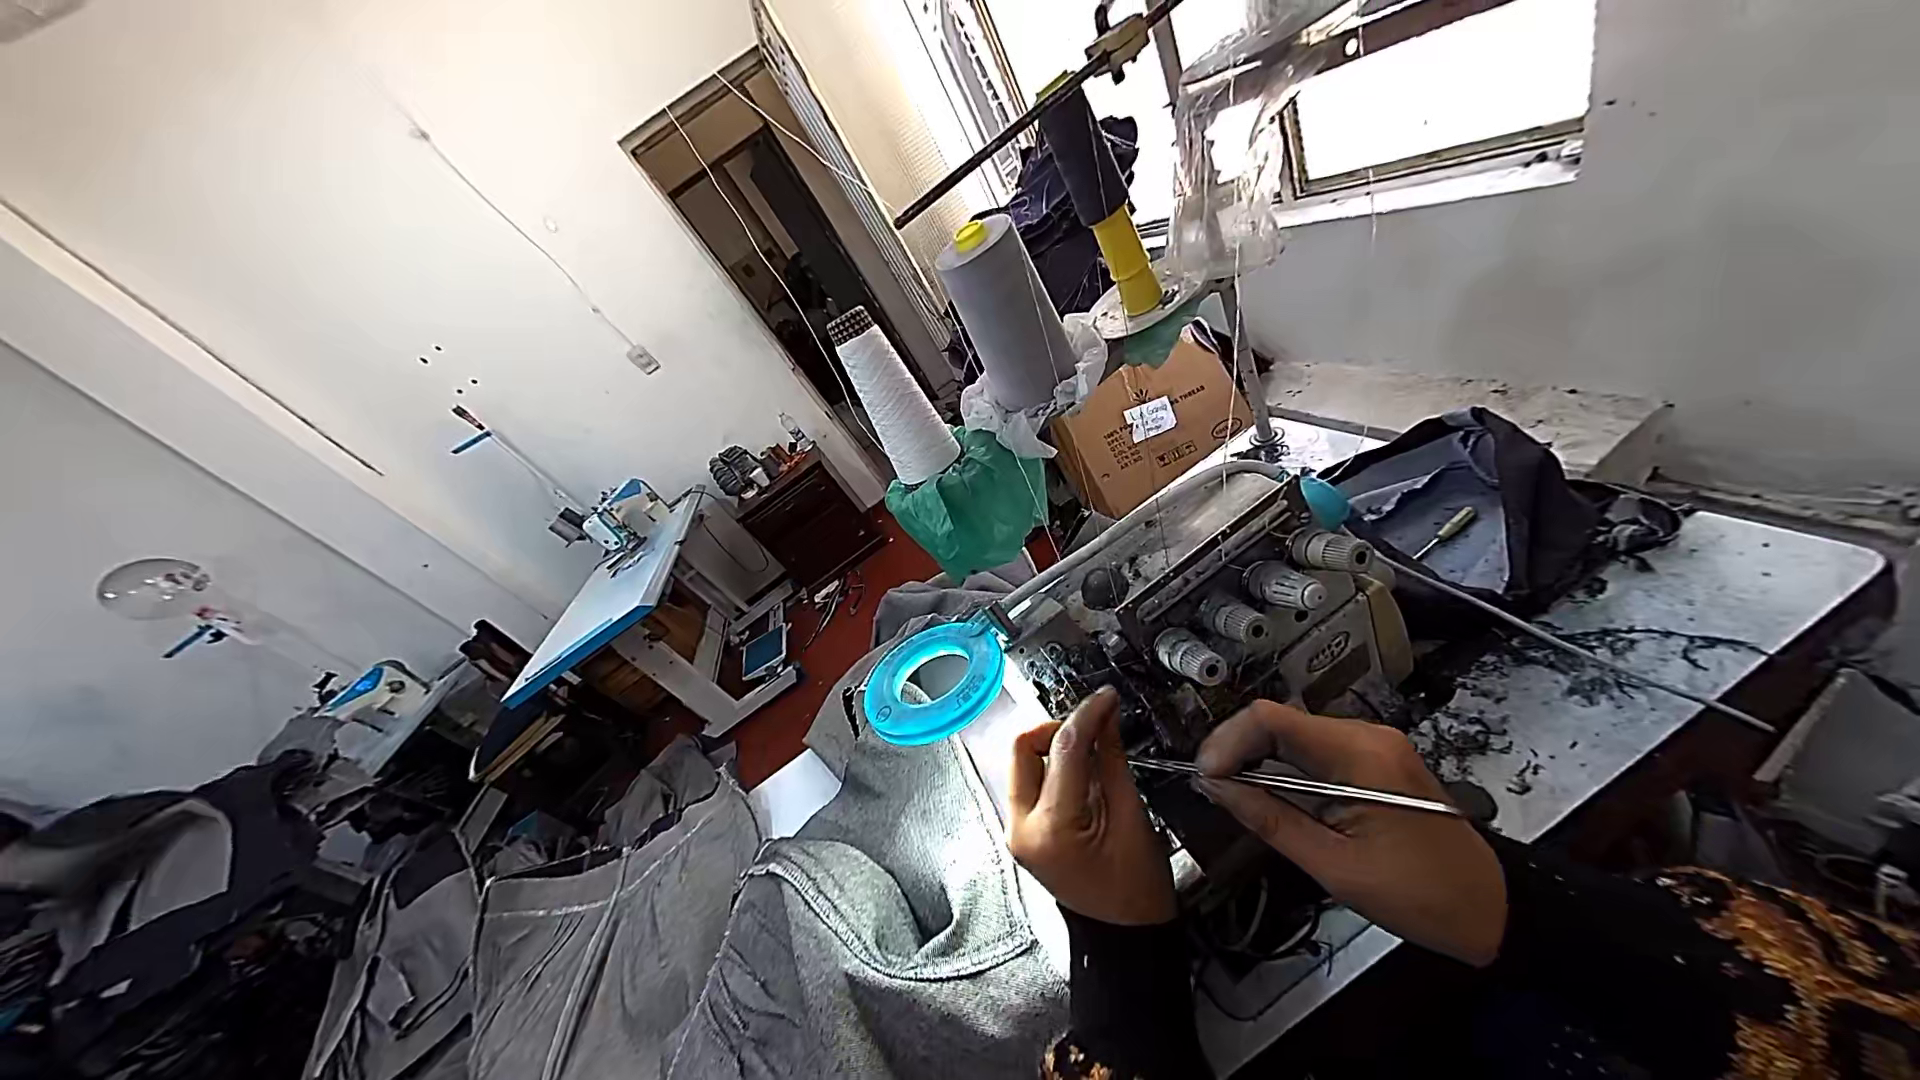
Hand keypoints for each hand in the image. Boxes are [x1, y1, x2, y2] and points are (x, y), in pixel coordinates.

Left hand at [1008, 686, 1176, 925]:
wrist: (1123, 936)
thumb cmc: (1134, 892)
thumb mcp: (1132, 816)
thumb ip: (1111, 758)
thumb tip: (1105, 716)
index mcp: (1052, 828)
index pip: (1063, 749)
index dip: (1088, 714)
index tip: (1105, 698)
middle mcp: (1021, 827)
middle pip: (1022, 747)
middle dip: (1056, 728)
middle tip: (1091, 728)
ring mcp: (1016, 830)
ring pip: (1022, 760)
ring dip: (1053, 746)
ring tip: (1091, 754)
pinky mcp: (1021, 829)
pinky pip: (1029, 780)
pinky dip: (1052, 766)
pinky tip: (1081, 773)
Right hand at [1195, 702, 1506, 965]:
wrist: (1495, 910)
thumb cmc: (1424, 896)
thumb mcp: (1334, 866)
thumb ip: (1268, 819)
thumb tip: (1215, 787)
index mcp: (1360, 756)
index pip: (1271, 718)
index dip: (1227, 741)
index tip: (1207, 774)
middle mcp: (1365, 735)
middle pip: (1276, 721)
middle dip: (1236, 750)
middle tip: (1214, 787)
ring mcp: (1370, 742)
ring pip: (1288, 732)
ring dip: (1255, 758)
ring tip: (1237, 793)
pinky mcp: (1368, 755)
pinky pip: (1308, 747)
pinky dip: (1280, 765)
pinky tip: (1270, 792)